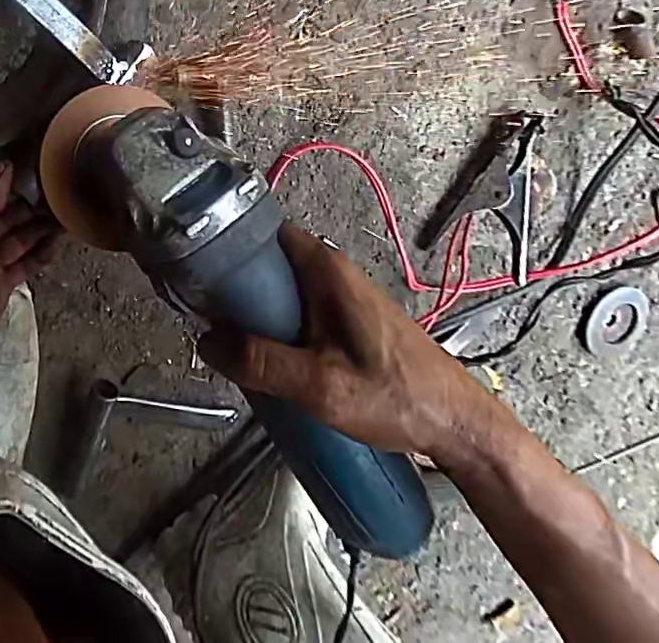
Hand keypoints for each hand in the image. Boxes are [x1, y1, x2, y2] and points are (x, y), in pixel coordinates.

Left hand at [0, 162, 59, 474]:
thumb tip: (4, 170)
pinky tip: (58, 239)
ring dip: (39, 224)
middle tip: (56, 186)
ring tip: (64, 208)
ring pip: (18, 237)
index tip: (33, 167)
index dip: (5, 183)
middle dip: (27, 202)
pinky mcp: (0, 287)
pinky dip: (42, 253)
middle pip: (3, 215)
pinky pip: (25, 264)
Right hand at [197, 223, 512, 468]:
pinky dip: (278, 324)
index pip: (265, 233)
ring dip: (257, 309)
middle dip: (238, 285)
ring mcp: (342, 296)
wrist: (458, 426)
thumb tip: (209, 343)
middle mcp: (335, 273)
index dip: (229, 245)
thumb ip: (261, 362)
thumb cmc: (400, 397)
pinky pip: (299, 308)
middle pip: (270, 261)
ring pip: (283, 287)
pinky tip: (269, 356)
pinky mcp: (347, 320)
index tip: (200, 268)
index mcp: (327, 270)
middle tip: (212, 314)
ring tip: (234, 338)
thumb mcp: (320, 384)